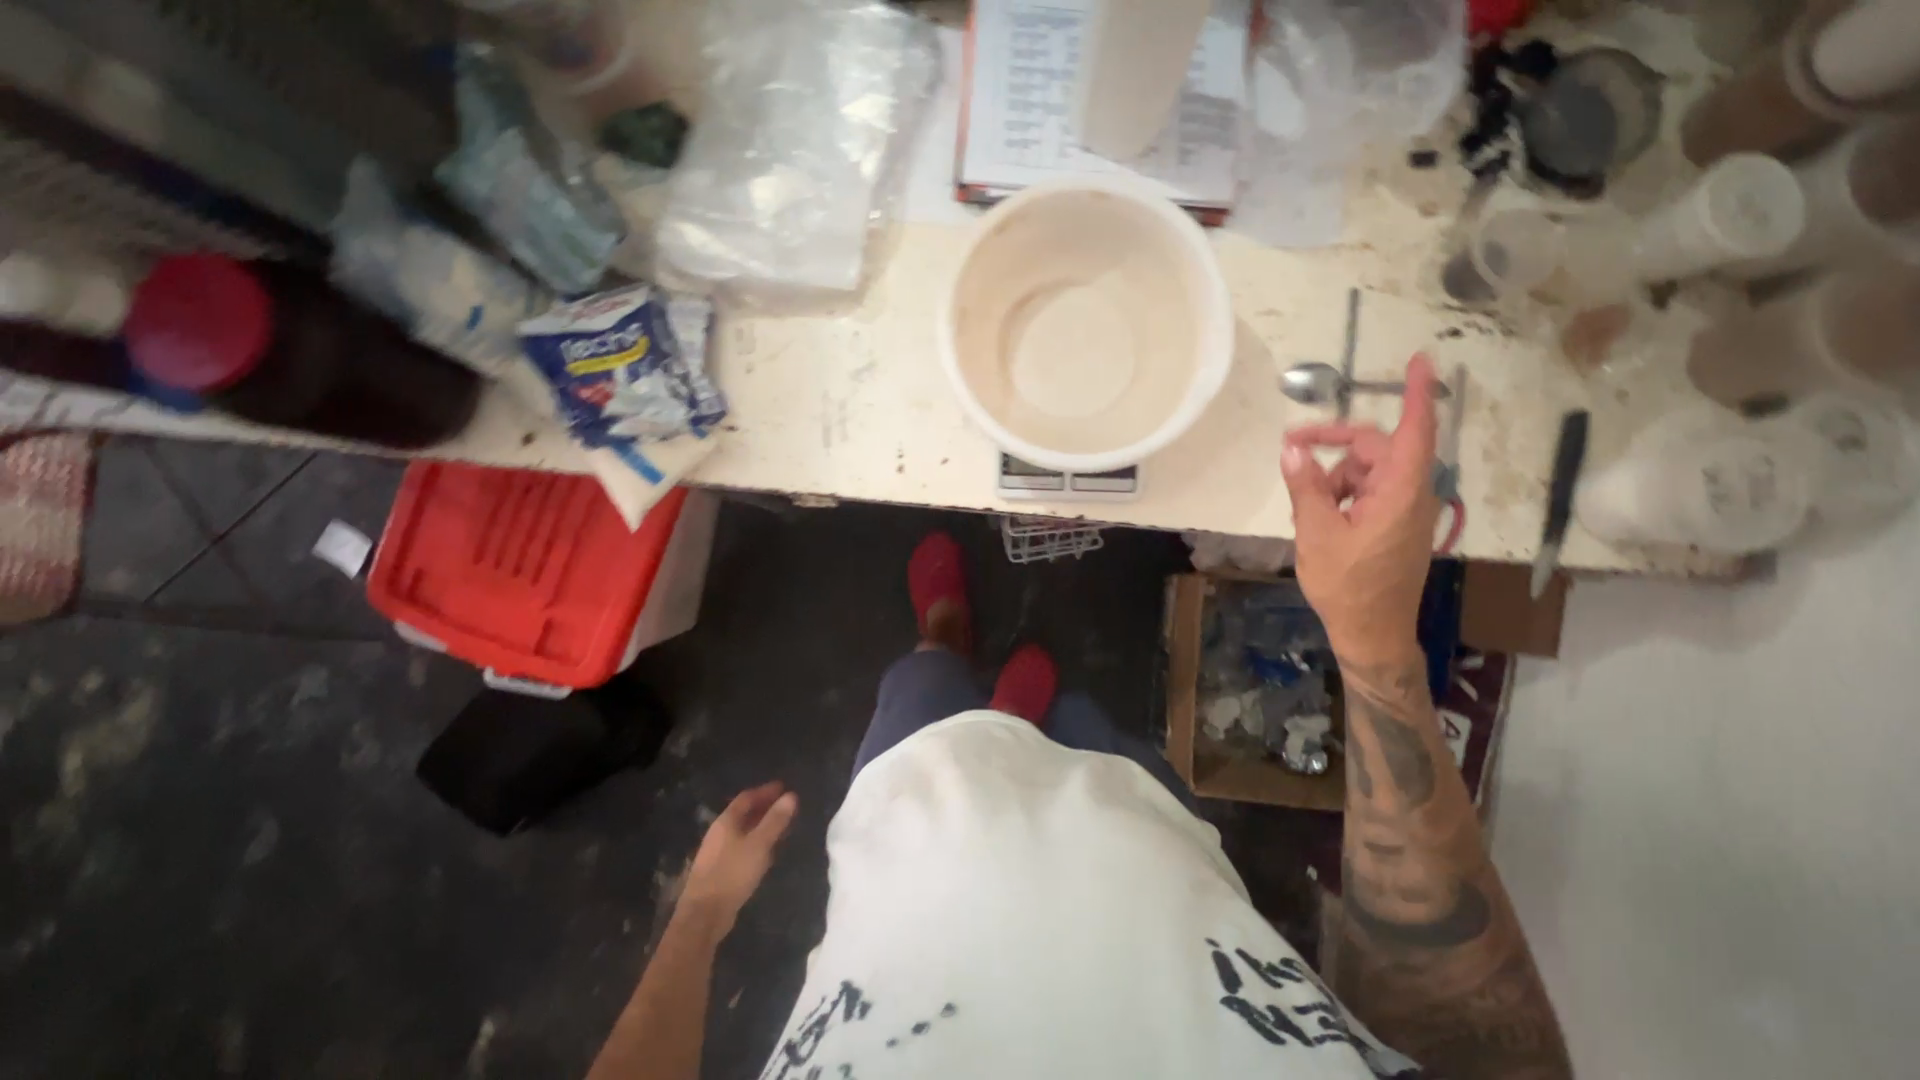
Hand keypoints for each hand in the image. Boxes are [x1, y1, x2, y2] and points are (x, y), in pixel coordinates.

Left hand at [681, 782, 797, 936]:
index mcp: (726, 822)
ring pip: (743, 832)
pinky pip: (742, 848)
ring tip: (782, 827)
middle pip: (744, 814)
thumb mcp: (759, 845)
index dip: (766, 791)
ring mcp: (718, 852)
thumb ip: (775, 821)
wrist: (704, 914)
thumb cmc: (732, 874)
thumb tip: (791, 796)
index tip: (784, 787)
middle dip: (765, 807)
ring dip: (762, 826)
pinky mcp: (720, 870)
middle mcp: (719, 833)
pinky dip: (757, 843)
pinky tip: (767, 853)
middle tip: (786, 805)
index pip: (747, 798)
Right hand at [1281, 352, 1440, 664]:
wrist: (1372, 635)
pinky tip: (1319, 520)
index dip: (1419, 393)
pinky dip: (1343, 497)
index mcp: (1400, 492)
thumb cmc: (1348, 587)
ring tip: (1305, 508)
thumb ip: (1306, 487)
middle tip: (1290, 449)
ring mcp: (1405, 513)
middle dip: (1335, 447)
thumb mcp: (1317, 534)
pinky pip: (1370, 494)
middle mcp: (1411, 495)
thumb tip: (1292, 450)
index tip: (1423, 360)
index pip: (1415, 430)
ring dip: (1334, 479)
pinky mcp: (1397, 527)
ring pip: (1368, 472)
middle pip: (1376, 449)